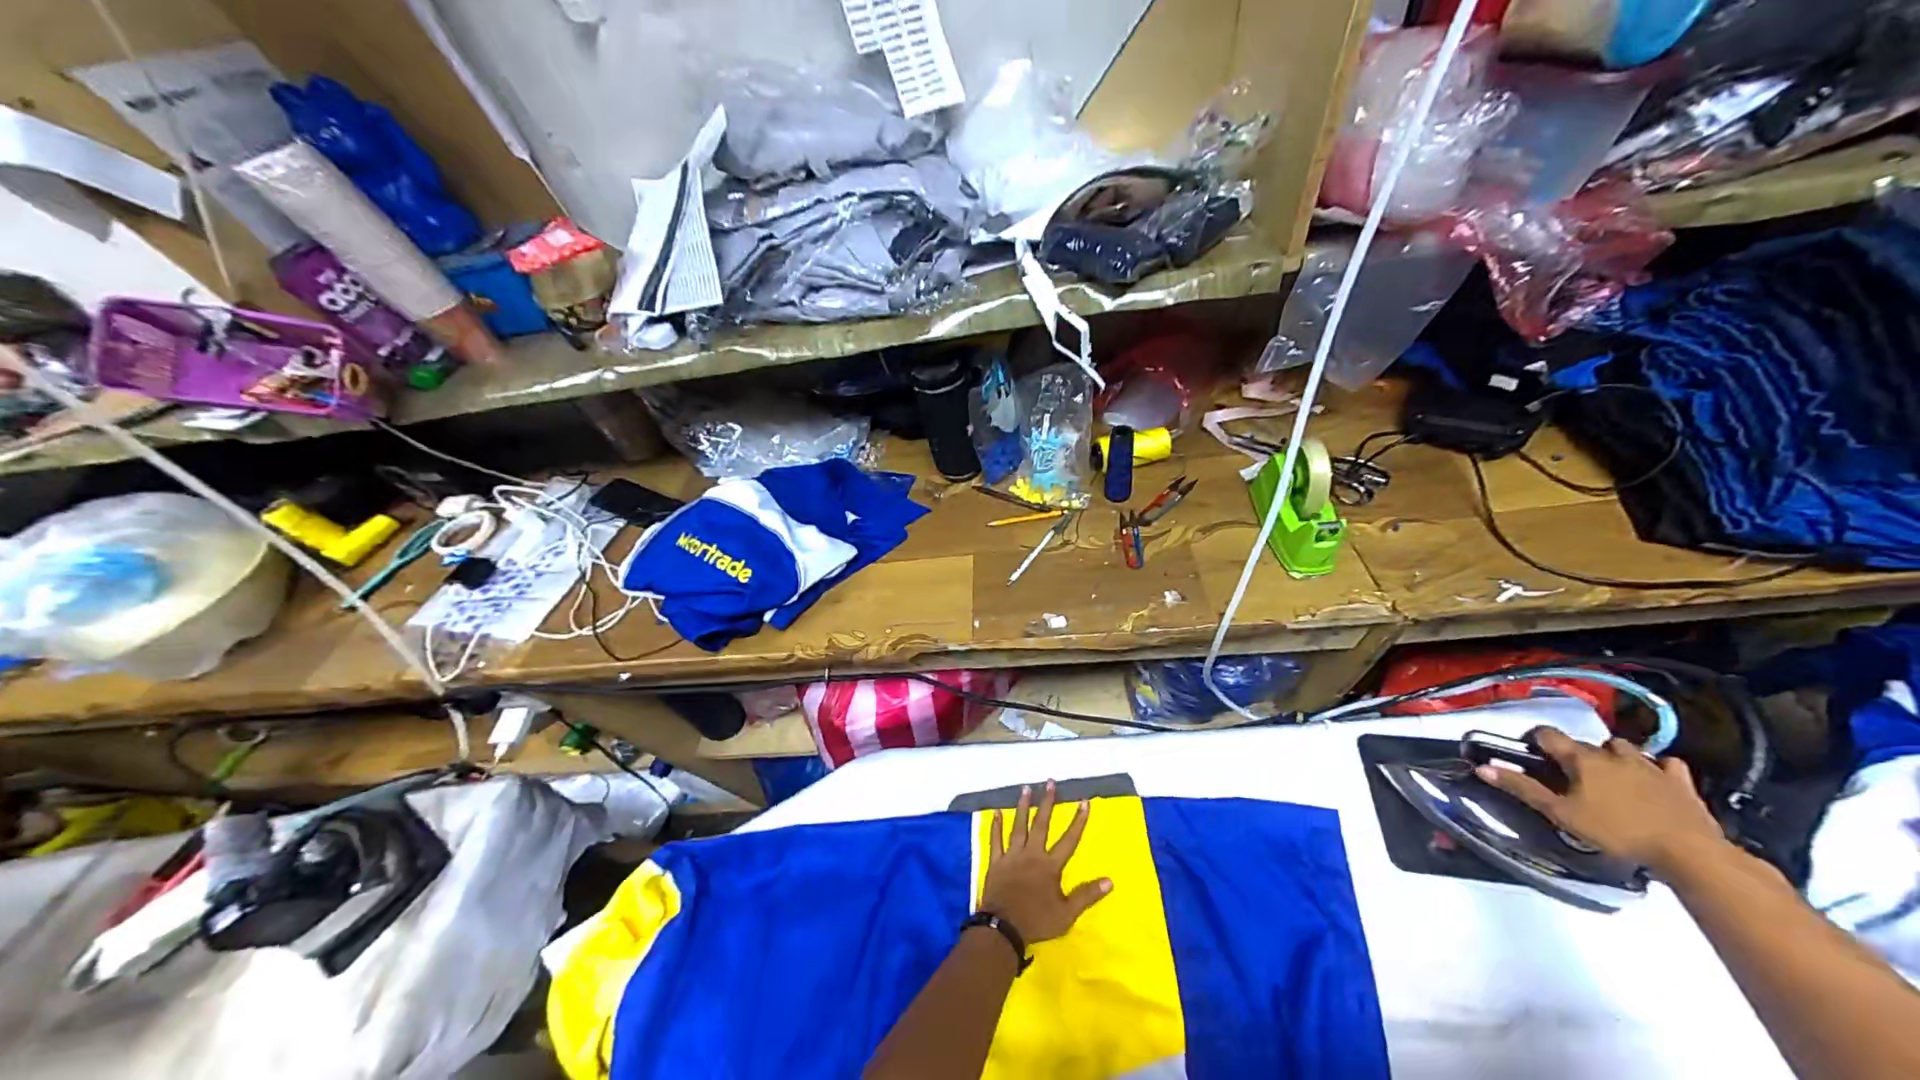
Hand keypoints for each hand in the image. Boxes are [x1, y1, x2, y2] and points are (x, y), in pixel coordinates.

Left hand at [979, 781, 1111, 944]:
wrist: (1003, 928)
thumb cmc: (1037, 921)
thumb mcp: (1067, 914)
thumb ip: (1087, 895)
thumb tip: (1110, 880)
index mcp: (1050, 866)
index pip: (1069, 840)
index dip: (1078, 821)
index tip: (1084, 801)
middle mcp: (1032, 854)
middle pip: (1041, 824)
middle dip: (1047, 802)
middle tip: (1050, 782)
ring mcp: (1012, 856)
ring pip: (1018, 826)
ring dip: (1022, 806)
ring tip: (1025, 788)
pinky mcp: (996, 862)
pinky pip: (996, 840)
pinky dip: (996, 825)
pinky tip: (996, 812)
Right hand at [1474, 727, 1728, 878]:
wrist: (1688, 852)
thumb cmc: (1616, 832)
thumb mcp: (1561, 814)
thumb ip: (1522, 788)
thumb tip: (1483, 767)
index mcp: (1582, 759)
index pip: (1548, 734)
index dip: (1535, 740)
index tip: (1531, 754)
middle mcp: (1613, 754)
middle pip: (1585, 743)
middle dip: (1575, 754)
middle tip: (1570, 777)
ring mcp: (1650, 765)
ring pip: (1624, 749)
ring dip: (1613, 757)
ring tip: (1610, 776)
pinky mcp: (1680, 781)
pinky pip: (1666, 764)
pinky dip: (1658, 768)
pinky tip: (1655, 778)